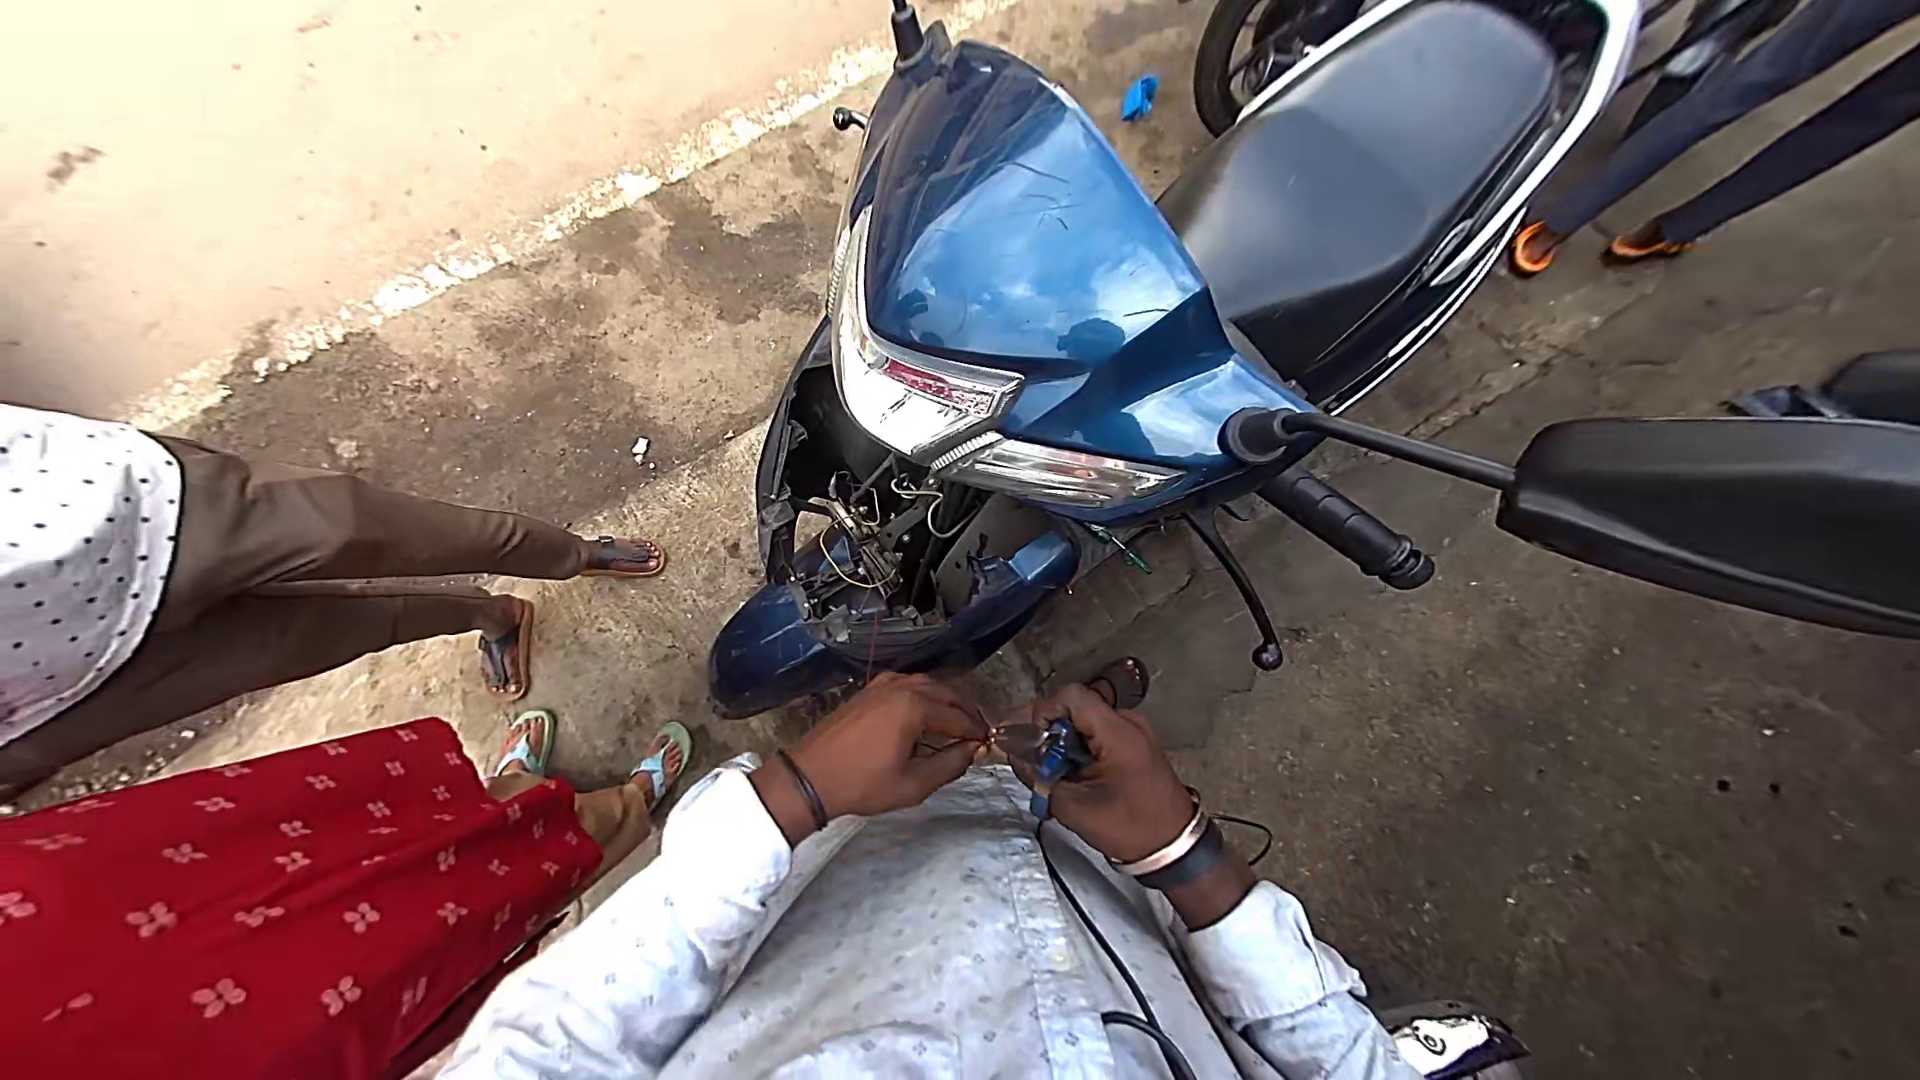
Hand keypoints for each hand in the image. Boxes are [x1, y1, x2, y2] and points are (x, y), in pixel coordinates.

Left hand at [752, 673, 987, 843]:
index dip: (975, 732)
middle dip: (965, 711)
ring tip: (956, 721)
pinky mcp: (870, 689)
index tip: (987, 745)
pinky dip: (924, 694)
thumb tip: (972, 751)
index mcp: (914, 706)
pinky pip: (907, 683)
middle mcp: (901, 687)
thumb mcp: (912, 784)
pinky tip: (925, 711)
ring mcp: (883, 684)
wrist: (810, 776)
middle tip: (976, 731)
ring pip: (927, 684)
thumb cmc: (861, 784)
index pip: (957, 716)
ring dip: (945, 700)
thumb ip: (949, 765)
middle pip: (946, 692)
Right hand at [1007, 684, 1193, 863]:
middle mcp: (1128, 722)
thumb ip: (1038, 778)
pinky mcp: (1134, 743)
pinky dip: (1078, 747)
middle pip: (1075, 707)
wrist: (1178, 849)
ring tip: (1051, 770)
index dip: (1043, 712)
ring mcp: (1134, 731)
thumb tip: (1014, 755)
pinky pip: (1097, 732)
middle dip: (1048, 730)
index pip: (1071, 696)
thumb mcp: (1076, 808)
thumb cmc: (1131, 828)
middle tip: (1032, 757)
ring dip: (1062, 740)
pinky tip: (1071, 773)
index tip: (1031, 740)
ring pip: (1084, 720)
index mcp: (1118, 732)